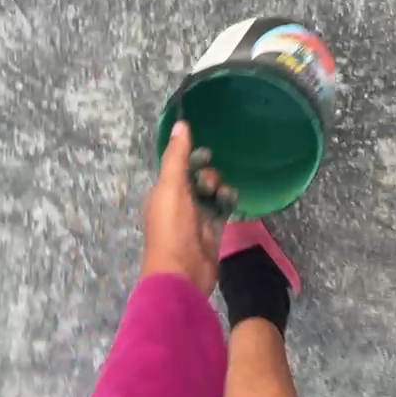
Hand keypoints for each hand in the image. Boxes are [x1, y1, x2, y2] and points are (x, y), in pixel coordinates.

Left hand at [139, 121, 230, 295]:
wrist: (183, 273)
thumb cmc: (172, 228)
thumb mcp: (171, 187)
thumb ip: (177, 156)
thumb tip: (181, 123)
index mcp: (163, 192)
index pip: (178, 166)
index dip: (191, 157)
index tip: (205, 153)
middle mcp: (179, 203)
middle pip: (197, 177)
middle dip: (207, 173)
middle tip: (209, 183)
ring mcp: (196, 217)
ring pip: (211, 191)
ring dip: (219, 187)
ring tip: (220, 193)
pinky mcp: (213, 230)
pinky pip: (223, 208)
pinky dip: (228, 201)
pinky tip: (232, 200)